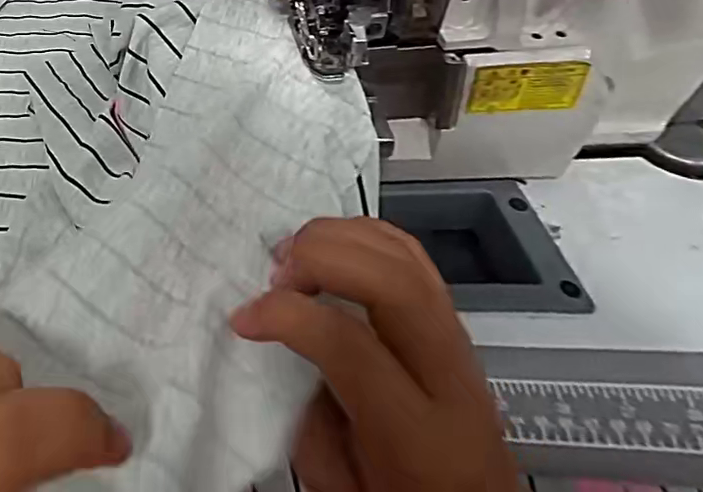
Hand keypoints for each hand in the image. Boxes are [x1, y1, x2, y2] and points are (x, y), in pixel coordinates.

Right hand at [230, 218, 516, 491]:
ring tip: (295, 258)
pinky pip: (412, 254)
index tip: (243, 319)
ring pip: (404, 255)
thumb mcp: (337, 484)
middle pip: (392, 280)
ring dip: (337, 238)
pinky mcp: (453, 323)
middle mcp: (451, 379)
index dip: (285, 316)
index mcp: (420, 437)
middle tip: (276, 273)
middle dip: (319, 257)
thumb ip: (306, 415)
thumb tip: (280, 342)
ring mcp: (459, 342)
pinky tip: (330, 248)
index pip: (350, 344)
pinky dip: (363, 235)